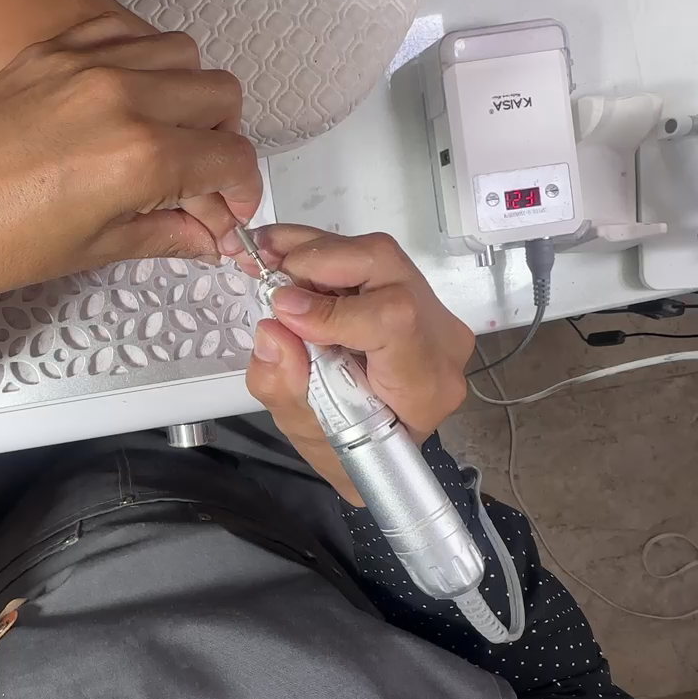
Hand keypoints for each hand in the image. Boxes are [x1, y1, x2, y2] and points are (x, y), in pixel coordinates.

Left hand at [0, 14, 262, 312]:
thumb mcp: (94, 248)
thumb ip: (167, 233)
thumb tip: (209, 236)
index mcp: (140, 156)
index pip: (232, 157)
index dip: (242, 190)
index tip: (231, 209)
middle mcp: (124, 96)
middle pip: (222, 95)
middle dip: (224, 140)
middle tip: (198, 177)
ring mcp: (88, 61)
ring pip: (184, 53)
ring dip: (189, 94)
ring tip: (163, 135)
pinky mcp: (55, 47)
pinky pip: (129, 31)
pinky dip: (144, 59)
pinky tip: (124, 98)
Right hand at [242, 225, 474, 505]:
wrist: (376, 448)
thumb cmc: (346, 448)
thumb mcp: (303, 430)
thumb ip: (283, 384)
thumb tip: (272, 329)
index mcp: (422, 385)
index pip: (393, 320)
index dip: (332, 309)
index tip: (281, 311)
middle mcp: (437, 338)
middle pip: (385, 267)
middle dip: (316, 263)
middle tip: (267, 278)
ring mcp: (427, 308)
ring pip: (372, 252)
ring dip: (308, 250)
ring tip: (260, 257)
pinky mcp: (406, 290)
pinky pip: (364, 255)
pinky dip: (315, 249)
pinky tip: (278, 252)